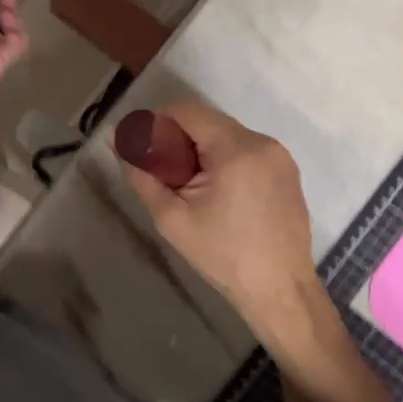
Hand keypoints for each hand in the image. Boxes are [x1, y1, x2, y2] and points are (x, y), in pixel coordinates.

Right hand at [116, 101, 320, 333]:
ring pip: (226, 135)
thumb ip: (141, 173)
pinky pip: (245, 150)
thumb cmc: (221, 254)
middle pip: (207, 121)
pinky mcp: (287, 171)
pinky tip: (215, 193)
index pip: (186, 111)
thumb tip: (115, 138)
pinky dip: (223, 159)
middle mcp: (263, 143)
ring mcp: (280, 157)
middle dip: (177, 139)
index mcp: (236, 150)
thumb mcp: (171, 216)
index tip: (143, 150)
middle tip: (162, 172)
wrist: (279, 290)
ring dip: (200, 149)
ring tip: (187, 186)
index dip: (157, 122)